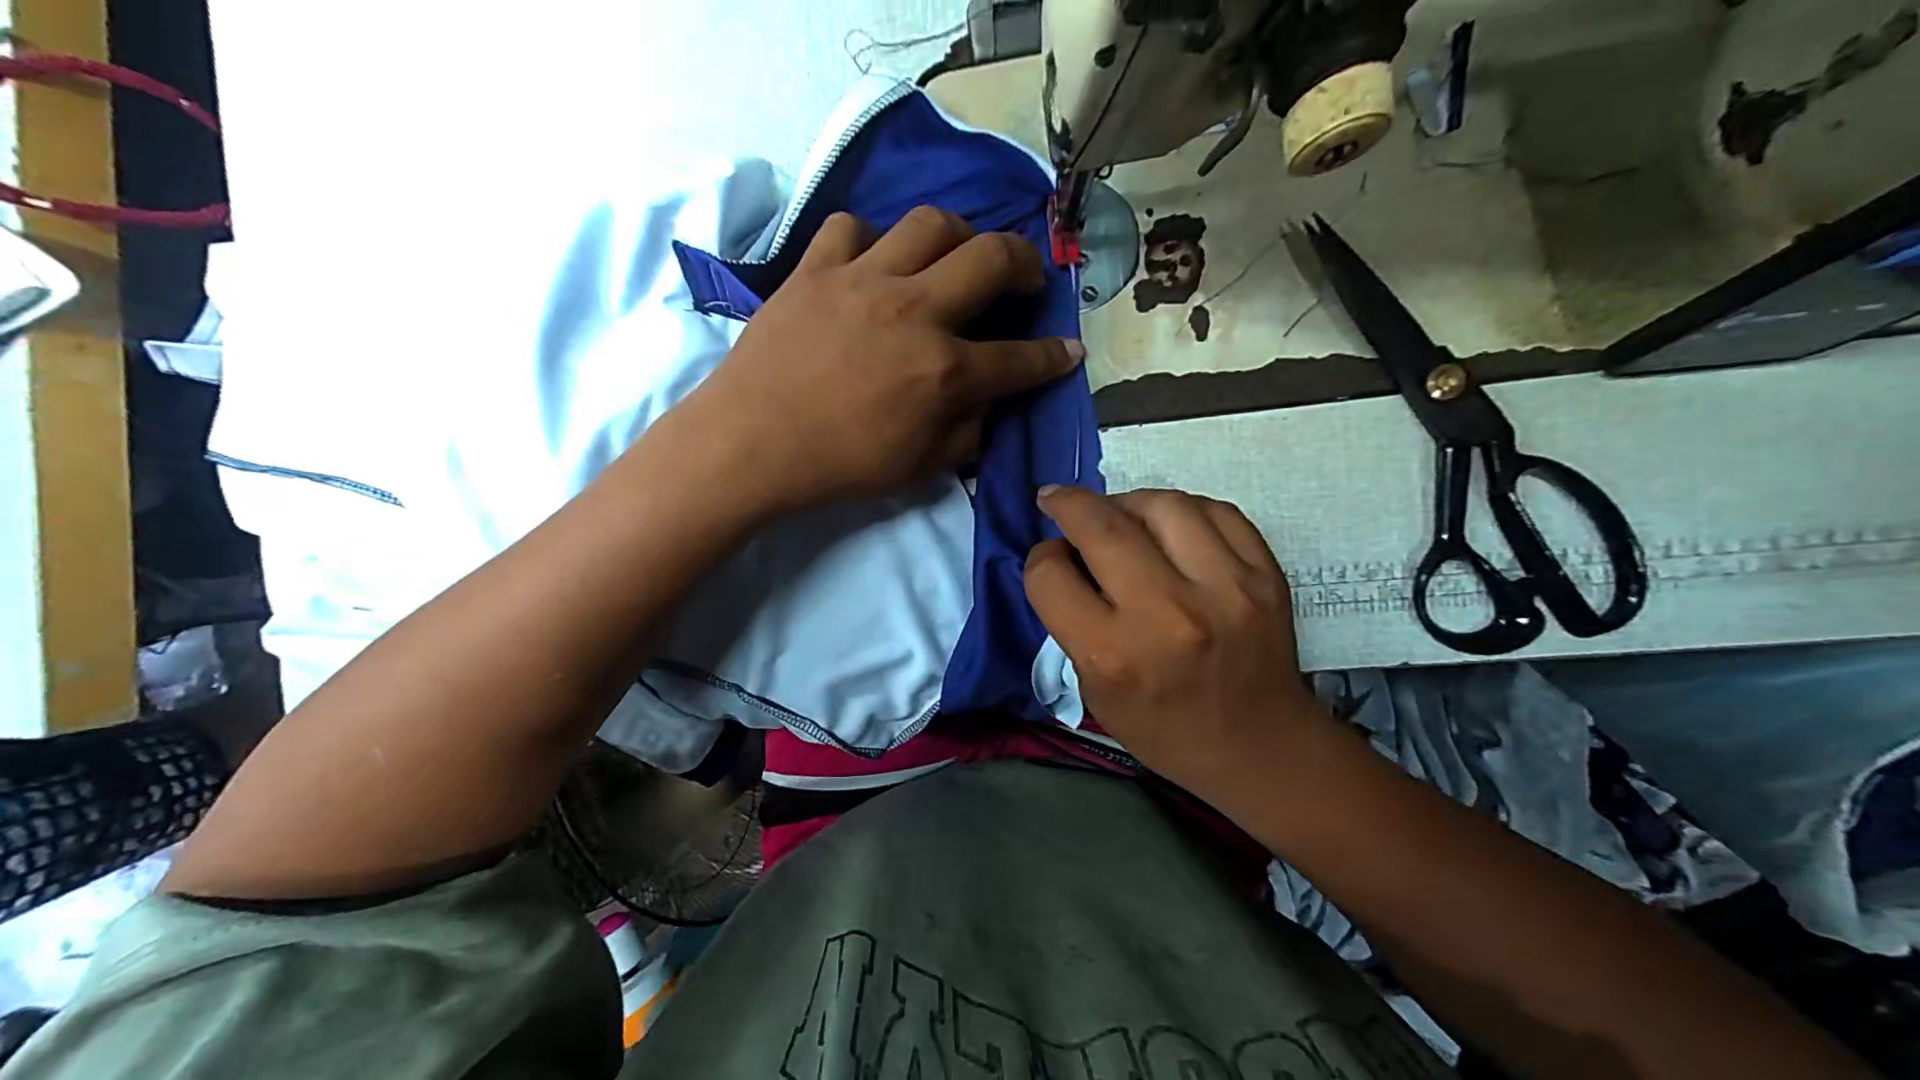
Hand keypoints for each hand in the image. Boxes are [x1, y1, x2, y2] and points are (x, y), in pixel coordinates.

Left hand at [674, 206, 1082, 515]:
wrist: (748, 444)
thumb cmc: (837, 465)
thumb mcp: (918, 467)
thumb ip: (968, 433)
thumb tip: (990, 405)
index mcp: (944, 370)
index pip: (1021, 357)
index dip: (1055, 356)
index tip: (1069, 350)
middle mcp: (914, 310)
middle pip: (992, 257)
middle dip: (1025, 263)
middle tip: (1023, 280)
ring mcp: (862, 280)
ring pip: (930, 222)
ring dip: (958, 235)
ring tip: (955, 256)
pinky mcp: (815, 269)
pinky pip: (851, 228)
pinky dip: (871, 240)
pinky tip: (872, 263)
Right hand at [1024, 486, 1329, 794]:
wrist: (1259, 747)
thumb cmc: (1164, 728)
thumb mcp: (1095, 691)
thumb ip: (1073, 622)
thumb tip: (1067, 554)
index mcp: (1112, 654)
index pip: (1050, 575)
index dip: (1040, 560)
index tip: (1051, 559)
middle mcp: (1166, 614)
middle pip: (1100, 526)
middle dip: (1067, 505)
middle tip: (1057, 501)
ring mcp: (1224, 589)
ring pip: (1161, 504)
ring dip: (1126, 502)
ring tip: (1120, 516)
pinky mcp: (1265, 576)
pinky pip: (1215, 511)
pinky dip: (1182, 510)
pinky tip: (1170, 524)